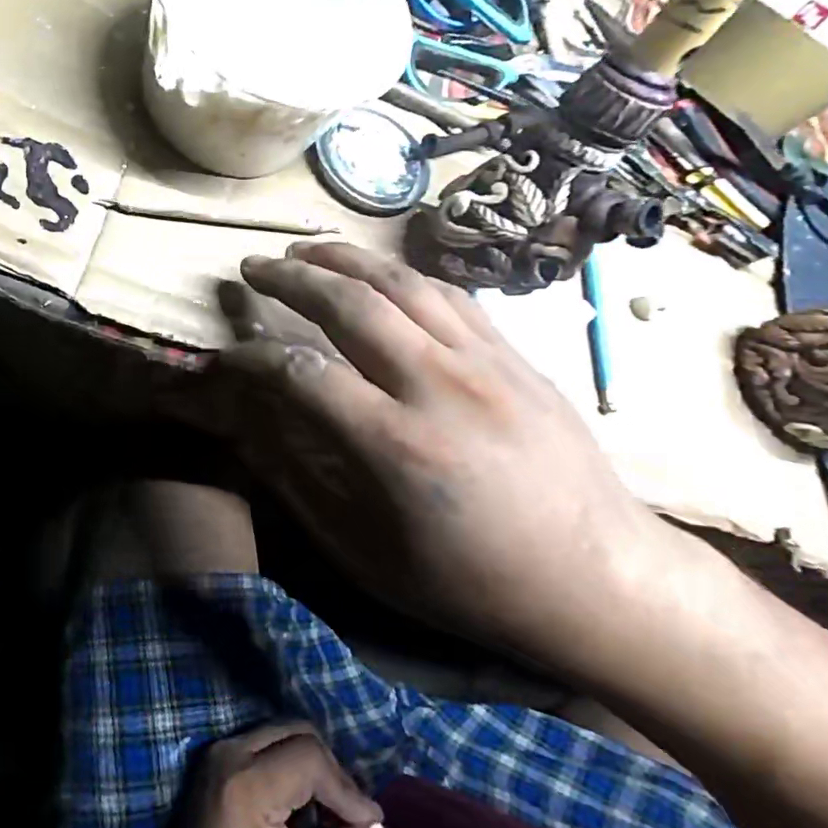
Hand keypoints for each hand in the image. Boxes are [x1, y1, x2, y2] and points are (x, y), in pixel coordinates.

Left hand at [163, 723, 410, 827]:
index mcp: (245, 784)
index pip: (310, 756)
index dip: (348, 789)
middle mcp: (228, 753)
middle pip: (296, 733)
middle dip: (331, 771)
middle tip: (353, 820)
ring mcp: (217, 753)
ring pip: (280, 734)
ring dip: (312, 768)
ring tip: (332, 817)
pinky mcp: (214, 761)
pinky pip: (263, 744)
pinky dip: (290, 766)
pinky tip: (304, 809)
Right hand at [169, 242, 687, 670]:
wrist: (600, 581)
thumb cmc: (469, 581)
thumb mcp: (364, 552)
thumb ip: (298, 482)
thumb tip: (247, 429)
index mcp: (394, 445)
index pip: (301, 372)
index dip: (253, 358)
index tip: (227, 356)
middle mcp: (439, 387)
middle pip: (351, 305)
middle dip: (291, 278)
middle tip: (252, 267)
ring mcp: (486, 365)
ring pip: (404, 285)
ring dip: (346, 258)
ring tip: (305, 247)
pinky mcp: (518, 359)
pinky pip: (451, 297)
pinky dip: (402, 276)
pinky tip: (379, 274)